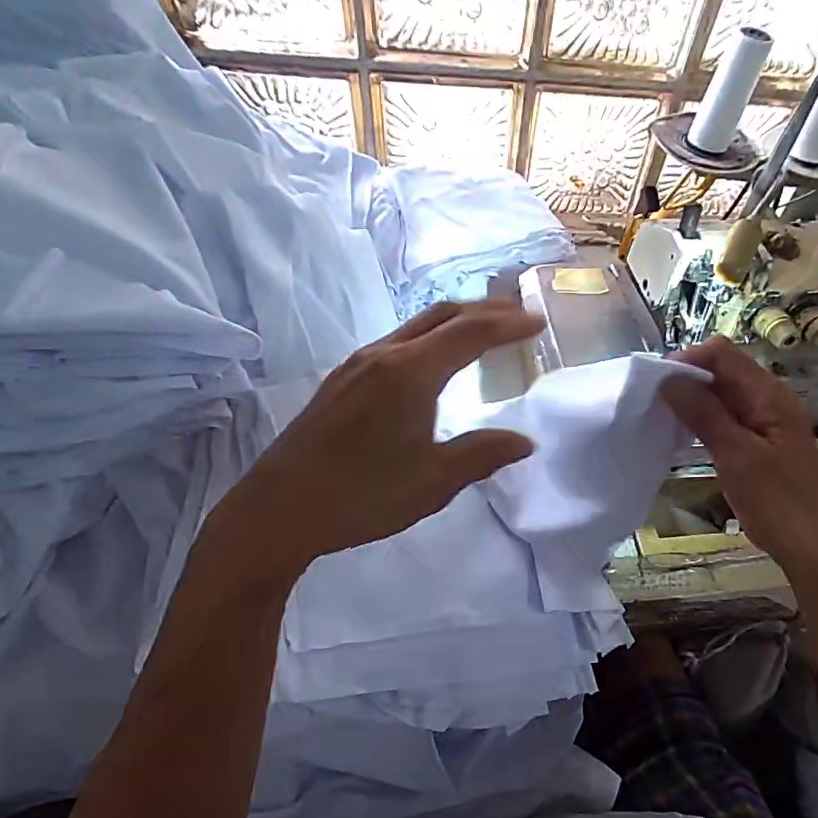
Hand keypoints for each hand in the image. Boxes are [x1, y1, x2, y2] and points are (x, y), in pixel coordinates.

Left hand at [214, 300, 545, 568]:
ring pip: (415, 327)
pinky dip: (427, 339)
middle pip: (441, 315)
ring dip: (453, 322)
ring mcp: (356, 365)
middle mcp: (383, 355)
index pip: (470, 333)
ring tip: (481, 333)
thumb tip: (524, 442)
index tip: (538, 322)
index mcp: (410, 372)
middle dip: (483, 310)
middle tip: (516, 315)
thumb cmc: (362, 496)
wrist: (279, 507)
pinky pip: (395, 342)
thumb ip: (481, 455)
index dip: (508, 324)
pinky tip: (432, 363)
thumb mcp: (432, 481)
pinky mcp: (340, 381)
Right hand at [658, 336, 817, 565]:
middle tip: (654, 404)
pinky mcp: (754, 442)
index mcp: (768, 395)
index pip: (722, 353)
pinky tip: (681, 436)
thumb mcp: (736, 454)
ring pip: (718, 394)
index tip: (658, 386)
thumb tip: (668, 379)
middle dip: (685, 379)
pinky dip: (700, 420)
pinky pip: (723, 417)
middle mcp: (766, 400)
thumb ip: (703, 413)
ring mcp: (761, 421)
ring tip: (663, 419)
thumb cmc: (778, 501)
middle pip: (720, 370)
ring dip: (690, 400)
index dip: (688, 360)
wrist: (812, 547)